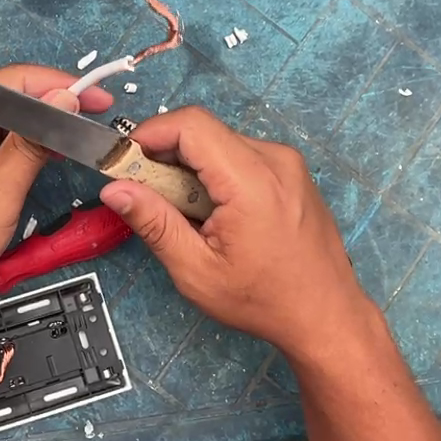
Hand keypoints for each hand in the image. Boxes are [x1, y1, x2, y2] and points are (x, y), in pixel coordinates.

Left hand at [0, 65, 113, 303]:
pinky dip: (14, 149)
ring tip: (71, 141)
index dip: (62, 86)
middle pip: (7, 97)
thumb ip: (34, 141)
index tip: (99, 99)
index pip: (15, 81)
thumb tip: (65, 101)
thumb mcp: (1, 188)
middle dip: (50, 108)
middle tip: (91, 121)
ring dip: (34, 130)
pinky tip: (39, 158)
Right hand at [98, 108, 372, 360]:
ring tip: (181, 212)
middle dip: (164, 155)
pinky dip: (213, 174)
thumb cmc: (262, 300)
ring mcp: (287, 163)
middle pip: (203, 132)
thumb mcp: (195, 270)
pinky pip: (239, 156)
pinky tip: (210, 212)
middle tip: (145, 196)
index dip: (149, 134)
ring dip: (188, 167)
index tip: (124, 164)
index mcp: (251, 181)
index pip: (191, 125)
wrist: (326, 315)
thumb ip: (153, 223)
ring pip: (219, 143)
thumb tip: (113, 189)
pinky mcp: (291, 172)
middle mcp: (274, 159)